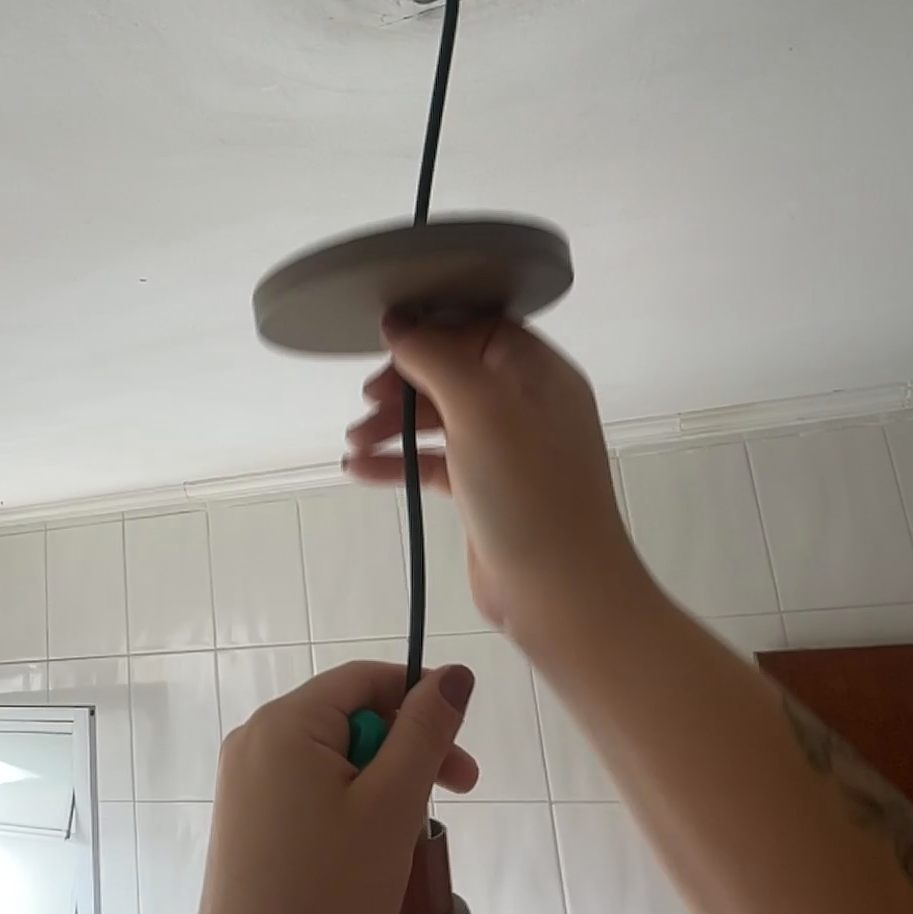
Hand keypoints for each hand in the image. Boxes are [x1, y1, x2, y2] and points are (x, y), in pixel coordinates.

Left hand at [191, 661, 477, 913]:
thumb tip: (455, 673)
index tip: (459, 741)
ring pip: (333, 754)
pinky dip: (347, 802)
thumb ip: (425, 732)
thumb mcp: (391, 805)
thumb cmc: (329, 892)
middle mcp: (256, 737)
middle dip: (405, 747)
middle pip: (348, 716)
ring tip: (408, 833)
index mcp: (284, 722)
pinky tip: (366, 849)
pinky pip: (308, 784)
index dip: (417, 696)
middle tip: (458, 789)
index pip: (363, 678)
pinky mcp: (245, 816)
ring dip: (380, 781)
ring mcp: (245, 778)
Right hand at [344, 318, 637, 633]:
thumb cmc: (530, 496)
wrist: (557, 590)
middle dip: (403, 384)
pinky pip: (434, 460)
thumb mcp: (480, 408)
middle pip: (452, 372)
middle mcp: (525, 405)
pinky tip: (361, 470)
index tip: (386, 348)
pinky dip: (398, 462)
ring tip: (355, 442)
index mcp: (537, 373)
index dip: (430, 334)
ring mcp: (506, 449)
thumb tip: (399, 323)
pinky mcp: (485, 488)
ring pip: (439, 418)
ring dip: (393, 424)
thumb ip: (436, 357)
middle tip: (368, 399)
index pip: (477, 330)